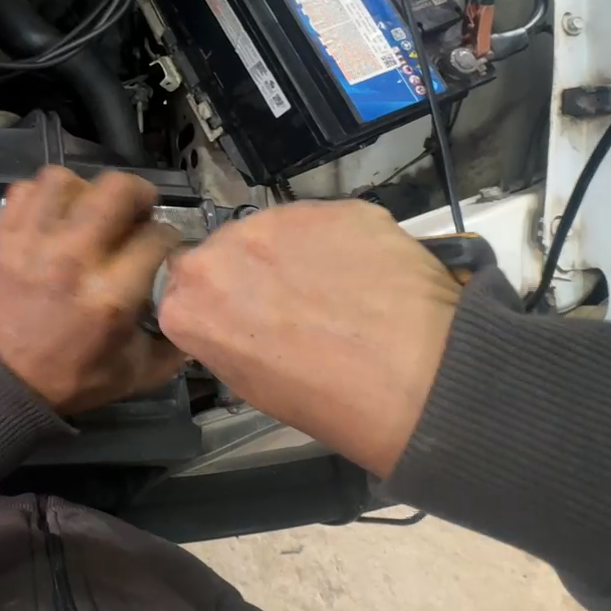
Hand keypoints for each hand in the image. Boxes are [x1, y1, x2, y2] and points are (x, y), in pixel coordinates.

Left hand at [0, 168, 186, 415]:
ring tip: (88, 210)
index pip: (156, 236)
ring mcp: (31, 241)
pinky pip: (25, 189)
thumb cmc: (67, 378)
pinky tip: (51, 216)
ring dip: (85, 190)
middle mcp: (73, 257)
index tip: (163, 245)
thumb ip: (173, 343)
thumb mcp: (133, 374)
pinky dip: (42, 196)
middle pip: (116, 190)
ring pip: (65, 180)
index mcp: (110, 294)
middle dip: (138, 194)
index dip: (169, 237)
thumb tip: (191, 306)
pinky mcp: (1, 236)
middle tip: (136, 211)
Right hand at [156, 201, 463, 476]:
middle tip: (294, 302)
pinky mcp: (326, 206)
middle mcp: (214, 254)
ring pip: (271, 230)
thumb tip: (234, 313)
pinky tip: (368, 274)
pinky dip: (339, 242)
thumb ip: (219, 333)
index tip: (245, 314)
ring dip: (291, 251)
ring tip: (337, 289)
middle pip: (222, 251)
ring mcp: (272, 223)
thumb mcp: (248, 383)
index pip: (184, 288)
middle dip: (249, 270)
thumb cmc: (332, 404)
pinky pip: (324, 221)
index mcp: (185, 305)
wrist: (427, 385)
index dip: (219, 300)